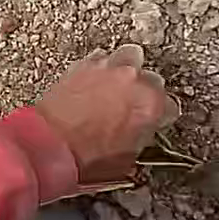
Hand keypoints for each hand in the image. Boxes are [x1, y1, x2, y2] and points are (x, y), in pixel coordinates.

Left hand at [33, 44, 178, 185]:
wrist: (47, 145)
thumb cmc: (84, 157)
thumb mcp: (125, 161)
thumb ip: (139, 141)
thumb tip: (136, 138)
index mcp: (151, 105)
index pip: (171, 106)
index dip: (162, 117)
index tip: (153, 122)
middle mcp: (134, 80)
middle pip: (152, 79)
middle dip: (144, 92)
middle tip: (132, 107)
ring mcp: (109, 68)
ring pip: (129, 58)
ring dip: (126, 70)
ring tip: (118, 85)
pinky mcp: (85, 64)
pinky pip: (101, 59)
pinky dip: (101, 68)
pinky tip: (96, 80)